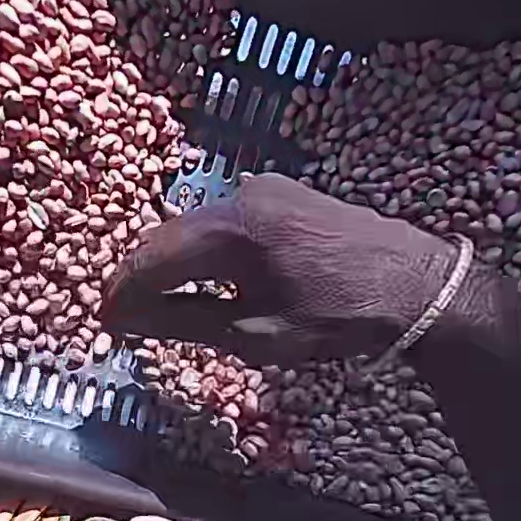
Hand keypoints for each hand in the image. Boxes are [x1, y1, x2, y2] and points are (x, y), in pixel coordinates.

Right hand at [104, 172, 520, 365]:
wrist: (416, 285)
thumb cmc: (335, 316)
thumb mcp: (253, 331)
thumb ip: (184, 320)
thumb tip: (129, 320)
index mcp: (231, 227)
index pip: (153, 257)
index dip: (123, 291)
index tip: (104, 319)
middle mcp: (240, 194)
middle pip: (169, 237)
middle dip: (142, 277)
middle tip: (123, 314)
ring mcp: (263, 188)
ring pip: (195, 228)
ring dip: (172, 264)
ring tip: (156, 301)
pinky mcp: (282, 194)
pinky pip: (224, 222)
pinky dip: (203, 252)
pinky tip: (200, 277)